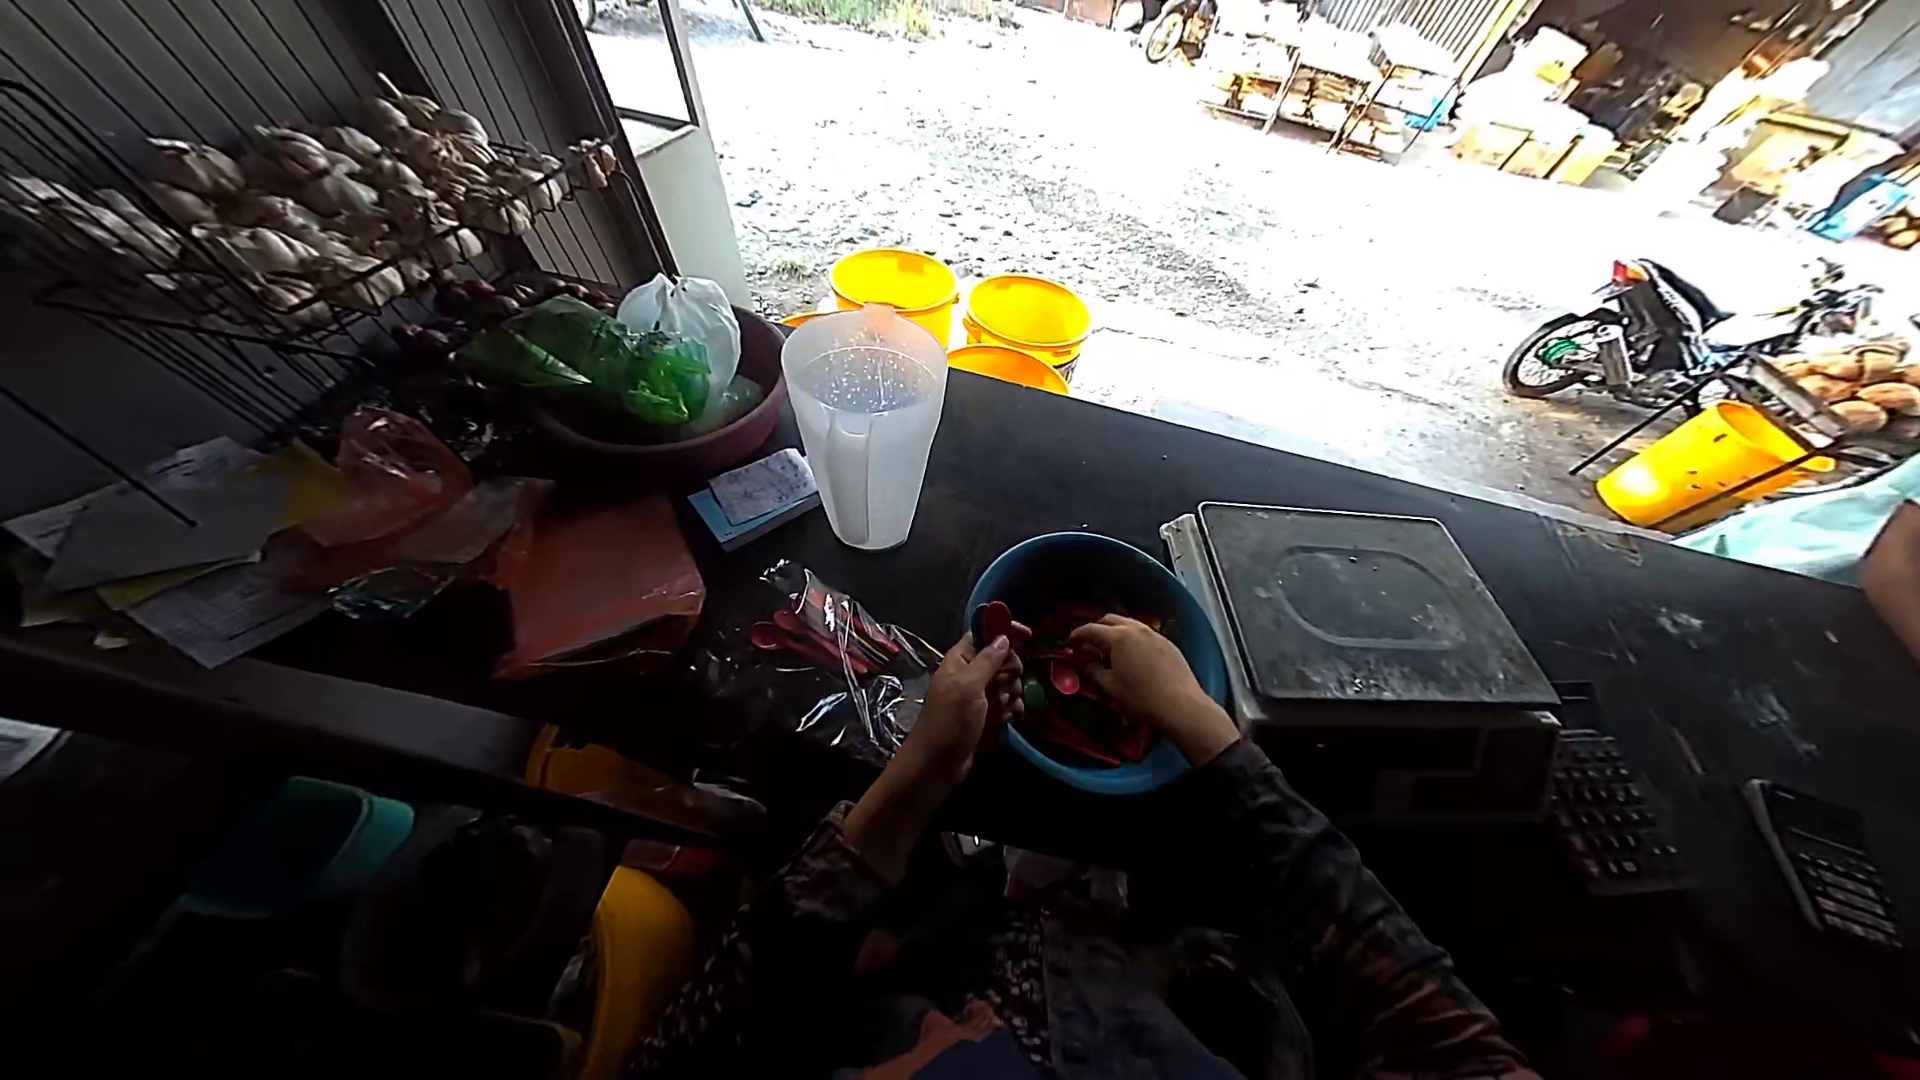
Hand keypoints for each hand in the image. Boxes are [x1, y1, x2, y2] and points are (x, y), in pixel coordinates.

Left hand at [895, 632, 1024, 788]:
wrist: (937, 764)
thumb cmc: (950, 720)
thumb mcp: (969, 685)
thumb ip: (988, 660)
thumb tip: (1004, 637)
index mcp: (960, 660)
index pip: (983, 634)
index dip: (1003, 631)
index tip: (1026, 635)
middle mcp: (970, 674)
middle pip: (1002, 659)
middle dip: (1010, 671)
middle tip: (1004, 685)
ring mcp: (979, 696)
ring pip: (1008, 683)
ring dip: (1011, 694)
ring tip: (1001, 709)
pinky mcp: (987, 716)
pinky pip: (1008, 704)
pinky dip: (1011, 710)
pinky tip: (1008, 719)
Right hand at [1069, 615, 1237, 765]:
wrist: (1181, 706)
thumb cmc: (1140, 697)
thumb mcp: (1110, 687)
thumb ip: (1092, 671)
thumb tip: (1083, 664)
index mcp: (1118, 636)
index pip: (1091, 629)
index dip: (1077, 635)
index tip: (1070, 643)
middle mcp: (1136, 629)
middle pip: (1110, 620)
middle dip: (1097, 629)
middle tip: (1089, 645)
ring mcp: (1155, 634)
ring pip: (1129, 625)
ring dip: (1116, 633)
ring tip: (1110, 651)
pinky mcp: (1168, 644)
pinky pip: (1144, 634)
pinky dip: (1132, 640)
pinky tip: (1132, 657)